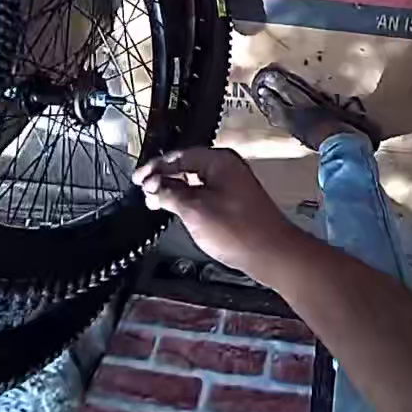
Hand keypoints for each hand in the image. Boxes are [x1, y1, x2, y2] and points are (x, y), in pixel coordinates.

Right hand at [133, 148, 310, 279]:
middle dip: (163, 178)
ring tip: (156, 202)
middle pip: (187, 165)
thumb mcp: (194, 210)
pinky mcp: (235, 198)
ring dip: (175, 189)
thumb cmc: (235, 230)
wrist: (273, 254)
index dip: (155, 168)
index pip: (178, 156)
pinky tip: (178, 208)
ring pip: (195, 179)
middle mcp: (226, 165)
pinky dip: (189, 197)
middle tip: (144, 191)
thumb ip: (169, 193)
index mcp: (218, 160)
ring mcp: (233, 182)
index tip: (138, 180)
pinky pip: (205, 190)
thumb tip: (152, 185)